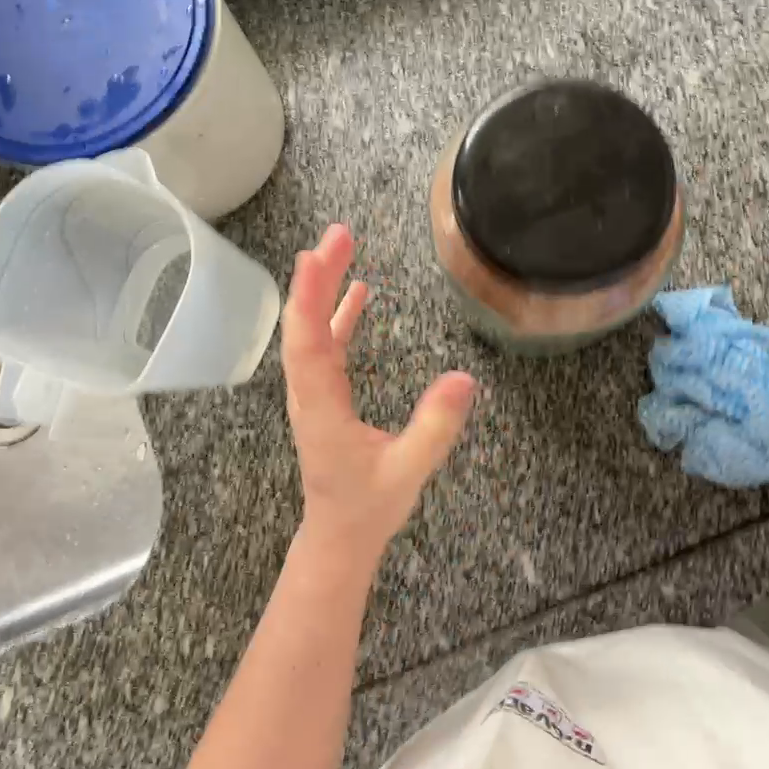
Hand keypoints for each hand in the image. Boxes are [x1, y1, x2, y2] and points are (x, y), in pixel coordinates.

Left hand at [281, 224, 477, 568]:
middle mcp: (309, 393)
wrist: (341, 535)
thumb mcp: (409, 472)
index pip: (309, 344)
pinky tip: (359, 291)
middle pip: (304, 326)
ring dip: (325, 289)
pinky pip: (326, 345)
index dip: (312, 297)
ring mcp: (314, 393)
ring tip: (341, 246)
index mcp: (321, 409)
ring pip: (312, 332)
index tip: (318, 255)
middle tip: (338, 233)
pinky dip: (338, 314)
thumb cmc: (369, 507)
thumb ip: (435, 428)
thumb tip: (464, 378)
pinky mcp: (326, 395)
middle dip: (318, 277)